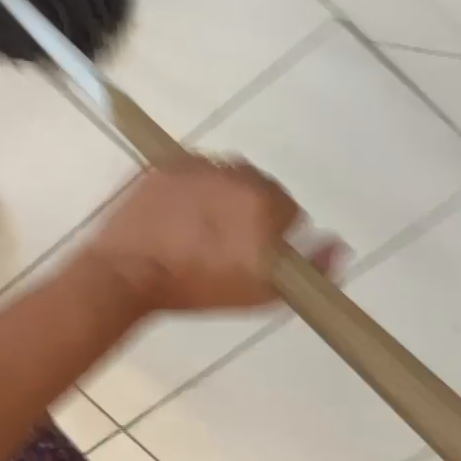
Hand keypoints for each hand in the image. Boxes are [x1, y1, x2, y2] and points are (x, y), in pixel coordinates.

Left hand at [77, 156, 341, 314]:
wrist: (125, 273)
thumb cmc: (195, 285)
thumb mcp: (263, 291)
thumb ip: (313, 266)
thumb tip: (336, 243)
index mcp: (262, 200)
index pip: (286, 207)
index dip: (272, 230)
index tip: (250, 248)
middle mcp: (229, 175)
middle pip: (253, 185)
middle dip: (245, 207)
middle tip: (222, 237)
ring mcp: (187, 168)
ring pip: (219, 174)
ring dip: (216, 192)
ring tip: (196, 224)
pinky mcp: (154, 169)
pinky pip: (184, 169)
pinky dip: (186, 184)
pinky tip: (174, 209)